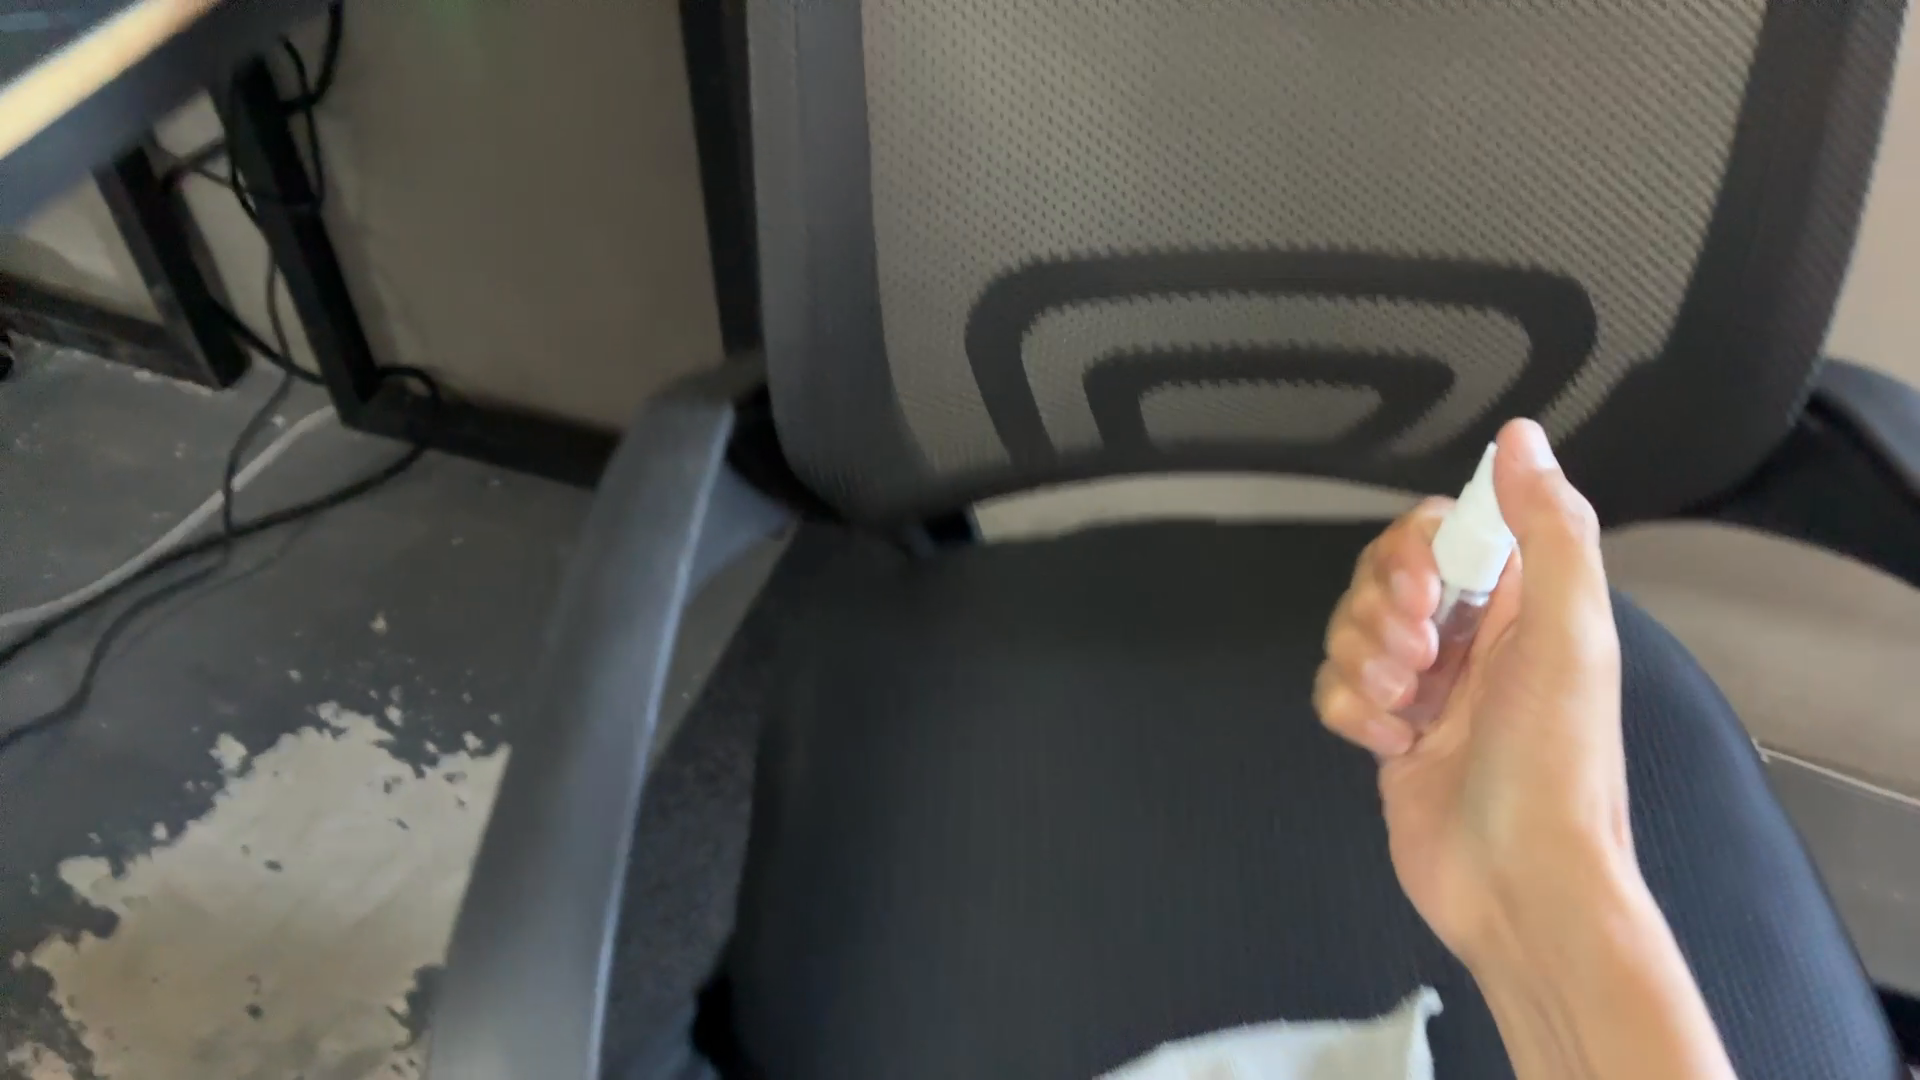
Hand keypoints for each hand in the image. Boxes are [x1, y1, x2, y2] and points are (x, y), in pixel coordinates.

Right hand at [1313, 419, 1632, 968]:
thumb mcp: (1569, 635)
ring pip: (1343, 632)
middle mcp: (1460, 634)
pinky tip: (1391, 746)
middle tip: (1419, 662)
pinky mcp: (1377, 725)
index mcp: (1511, 602)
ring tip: (1406, 713)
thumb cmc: (1551, 755)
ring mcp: (1414, 682)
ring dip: (1365, 670)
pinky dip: (1352, 714)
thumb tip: (1518, 436)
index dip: (1411, 553)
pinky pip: (1331, 688)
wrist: (1516, 879)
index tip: (1425, 595)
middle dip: (1380, 618)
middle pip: (1376, 580)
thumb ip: (1549, 530)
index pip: (1434, 532)